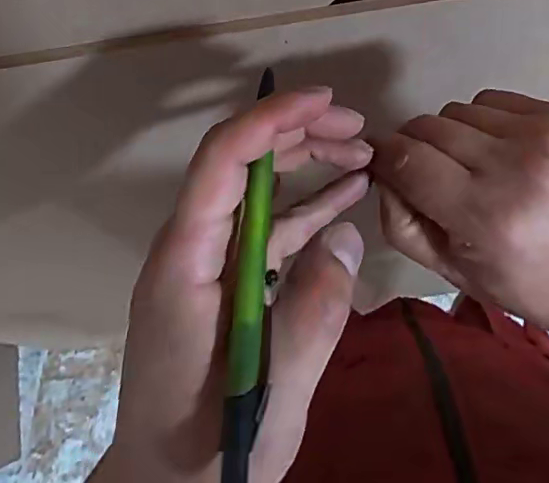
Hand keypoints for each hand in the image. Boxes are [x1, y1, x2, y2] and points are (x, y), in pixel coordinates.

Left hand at [93, 86, 373, 482]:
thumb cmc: (205, 449)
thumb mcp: (269, 392)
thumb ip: (311, 315)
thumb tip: (346, 235)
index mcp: (186, 258)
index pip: (221, 161)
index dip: (269, 120)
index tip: (322, 100)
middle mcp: (192, 245)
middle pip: (240, 163)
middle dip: (297, 133)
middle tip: (358, 127)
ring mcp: (209, 262)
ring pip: (257, 190)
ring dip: (306, 165)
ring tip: (362, 153)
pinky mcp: (227, 281)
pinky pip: (267, 229)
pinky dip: (305, 208)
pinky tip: (346, 197)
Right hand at [368, 89, 548, 351]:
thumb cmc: (539, 287)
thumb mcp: (458, 275)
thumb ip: (402, 223)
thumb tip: (381, 171)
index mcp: (487, 216)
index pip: (404, 158)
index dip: (385, 158)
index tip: (385, 167)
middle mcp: (514, 167)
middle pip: (425, 126)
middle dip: (415, 147)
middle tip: (433, 176)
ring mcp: (541, 134)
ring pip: (454, 109)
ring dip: (451, 134)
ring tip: (477, 167)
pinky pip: (489, 99)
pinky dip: (482, 121)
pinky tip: (504, 152)